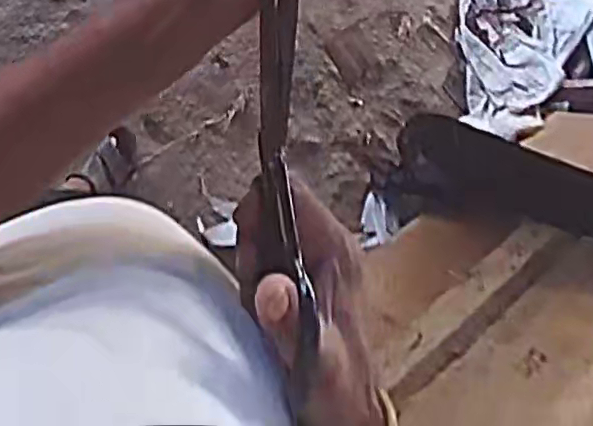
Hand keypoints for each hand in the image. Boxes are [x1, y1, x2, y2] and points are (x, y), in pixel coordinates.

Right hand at [237, 175, 384, 425]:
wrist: (346, 408)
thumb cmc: (338, 385)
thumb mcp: (314, 356)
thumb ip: (291, 321)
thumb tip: (272, 289)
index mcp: (339, 250)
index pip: (291, 189)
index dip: (259, 203)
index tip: (245, 232)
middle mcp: (333, 245)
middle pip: (274, 206)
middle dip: (251, 236)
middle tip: (252, 274)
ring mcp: (322, 255)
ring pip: (269, 226)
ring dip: (252, 255)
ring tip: (258, 290)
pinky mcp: (310, 268)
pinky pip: (271, 246)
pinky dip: (258, 268)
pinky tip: (264, 296)